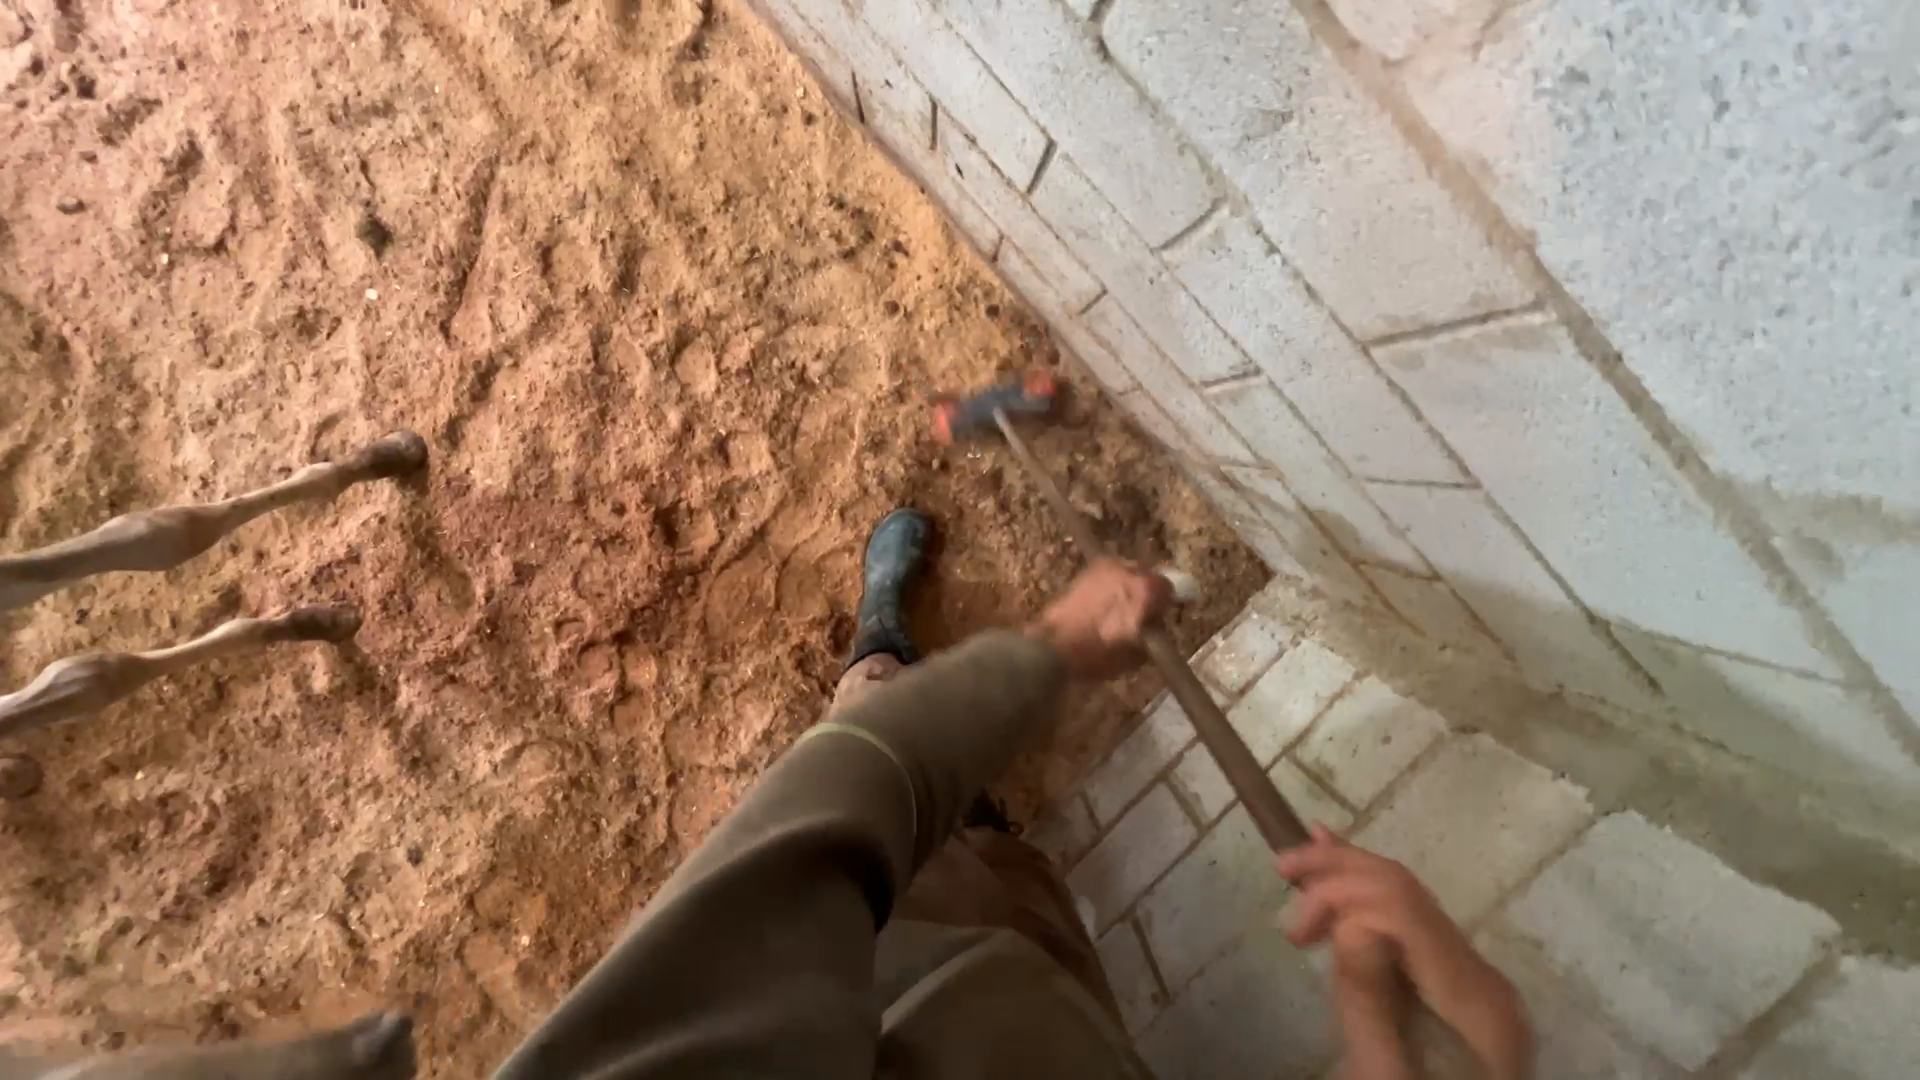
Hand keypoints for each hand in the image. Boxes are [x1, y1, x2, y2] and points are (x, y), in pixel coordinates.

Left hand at [1026, 558, 1174, 680]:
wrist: (1054, 646)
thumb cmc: (1099, 654)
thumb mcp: (1136, 655)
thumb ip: (1152, 633)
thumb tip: (1152, 626)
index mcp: (1147, 590)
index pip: (1170, 588)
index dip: (1166, 602)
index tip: (1160, 615)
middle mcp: (1128, 570)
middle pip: (1147, 575)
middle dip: (1147, 591)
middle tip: (1141, 612)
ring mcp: (1104, 567)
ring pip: (1126, 572)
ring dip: (1127, 586)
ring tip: (1119, 608)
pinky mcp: (1084, 572)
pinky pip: (1106, 576)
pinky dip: (1109, 586)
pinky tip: (1102, 605)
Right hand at [1278, 825, 1531, 1079]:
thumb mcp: (1387, 1072)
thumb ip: (1372, 1001)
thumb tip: (1351, 922)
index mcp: (1472, 994)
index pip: (1400, 906)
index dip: (1340, 896)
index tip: (1295, 932)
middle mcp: (1480, 970)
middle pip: (1402, 888)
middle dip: (1337, 870)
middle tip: (1281, 870)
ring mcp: (1470, 972)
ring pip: (1403, 890)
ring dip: (1343, 871)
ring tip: (1292, 862)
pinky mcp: (1452, 978)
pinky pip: (1407, 912)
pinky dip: (1362, 882)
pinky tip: (1331, 846)